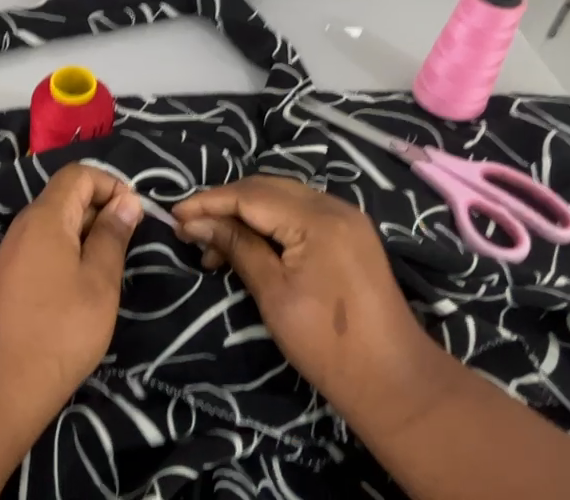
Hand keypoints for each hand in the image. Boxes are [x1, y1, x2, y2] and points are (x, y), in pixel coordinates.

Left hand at [0, 165, 143, 402]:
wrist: (4, 379)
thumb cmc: (61, 327)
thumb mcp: (99, 280)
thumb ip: (113, 236)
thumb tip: (127, 201)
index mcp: (46, 216)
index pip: (78, 174)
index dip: (110, 184)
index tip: (136, 214)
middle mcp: (25, 223)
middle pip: (66, 195)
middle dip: (102, 207)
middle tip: (131, 242)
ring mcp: (15, 248)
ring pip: (57, 221)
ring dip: (88, 232)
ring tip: (113, 263)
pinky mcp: (13, 272)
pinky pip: (45, 243)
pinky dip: (70, 249)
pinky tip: (87, 280)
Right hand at [171, 175, 441, 426]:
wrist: (395, 382)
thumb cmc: (327, 343)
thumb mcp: (273, 294)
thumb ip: (236, 247)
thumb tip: (194, 223)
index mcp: (317, 219)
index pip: (249, 195)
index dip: (208, 202)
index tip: (174, 217)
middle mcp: (334, 206)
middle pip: (265, 188)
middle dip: (224, 204)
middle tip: (190, 231)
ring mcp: (346, 218)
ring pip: (281, 196)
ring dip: (245, 212)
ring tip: (215, 243)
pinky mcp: (350, 234)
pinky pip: (299, 211)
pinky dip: (269, 221)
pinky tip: (249, 244)